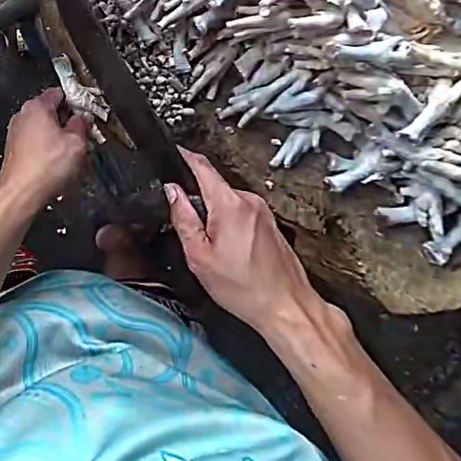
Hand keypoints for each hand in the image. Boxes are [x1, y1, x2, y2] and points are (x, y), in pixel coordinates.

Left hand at [0, 88, 90, 210]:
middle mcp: (23, 116)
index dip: (75, 102)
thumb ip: (82, 124)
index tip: (86, 113)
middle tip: (82, 136)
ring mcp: (16, 133)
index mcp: (37, 107)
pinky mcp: (15, 150)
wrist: (21, 192)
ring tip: (70, 155)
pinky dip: (47, 150)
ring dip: (58, 138)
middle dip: (67, 123)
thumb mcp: (77, 142)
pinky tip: (56, 164)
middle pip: (50, 111)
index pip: (58, 93)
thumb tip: (81, 118)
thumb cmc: (45, 166)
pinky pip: (36, 144)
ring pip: (43, 129)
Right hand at [166, 146, 321, 335]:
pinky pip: (241, 214)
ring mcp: (263, 213)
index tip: (175, 151)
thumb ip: (182, 217)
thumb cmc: (245, 288)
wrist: (288, 309)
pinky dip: (229, 225)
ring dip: (214, 215)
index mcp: (230, 205)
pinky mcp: (270, 224)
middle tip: (190, 230)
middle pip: (214, 187)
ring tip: (213, 248)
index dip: (185, 156)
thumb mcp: (198, 254)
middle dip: (197, 199)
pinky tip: (230, 253)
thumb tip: (172, 192)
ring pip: (227, 202)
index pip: (203, 167)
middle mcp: (250, 202)